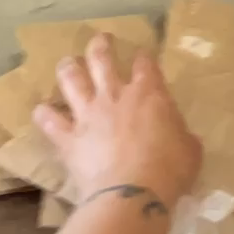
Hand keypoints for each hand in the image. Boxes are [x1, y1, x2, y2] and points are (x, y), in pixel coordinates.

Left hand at [34, 33, 201, 213]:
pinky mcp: (68, 137)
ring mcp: (88, 114)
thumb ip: (182, 136)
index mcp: (150, 95)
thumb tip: (180, 136)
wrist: (133, 193)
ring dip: (68, 67)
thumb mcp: (191, 151)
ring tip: (68, 62)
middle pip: (102, 59)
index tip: (144, 56)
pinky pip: (49, 120)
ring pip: (71, 79)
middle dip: (101, 45)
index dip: (145, 58)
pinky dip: (45, 115)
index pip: (146, 65)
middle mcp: (114, 96)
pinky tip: (42, 111)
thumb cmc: (170, 170)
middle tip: (102, 40)